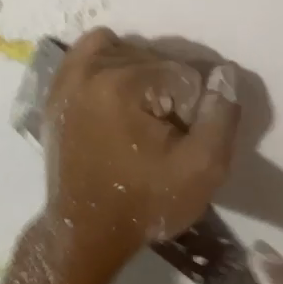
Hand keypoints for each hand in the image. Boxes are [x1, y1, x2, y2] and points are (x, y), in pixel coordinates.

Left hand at [38, 28, 241, 270]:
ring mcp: (68, 78)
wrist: (85, 233)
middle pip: (153, 57)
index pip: (183, 71)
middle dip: (171, 87)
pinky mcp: (57, 90)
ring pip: (125, 50)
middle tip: (170, 128)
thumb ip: (221, 116)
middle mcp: (90, 70)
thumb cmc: (144, 203)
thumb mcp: (202, 169)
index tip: (188, 135)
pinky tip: (122, 91)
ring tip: (147, 112)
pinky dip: (111, 61)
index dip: (196, 104)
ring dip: (144, 73)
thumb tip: (225, 72)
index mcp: (122, 84)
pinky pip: (90, 51)